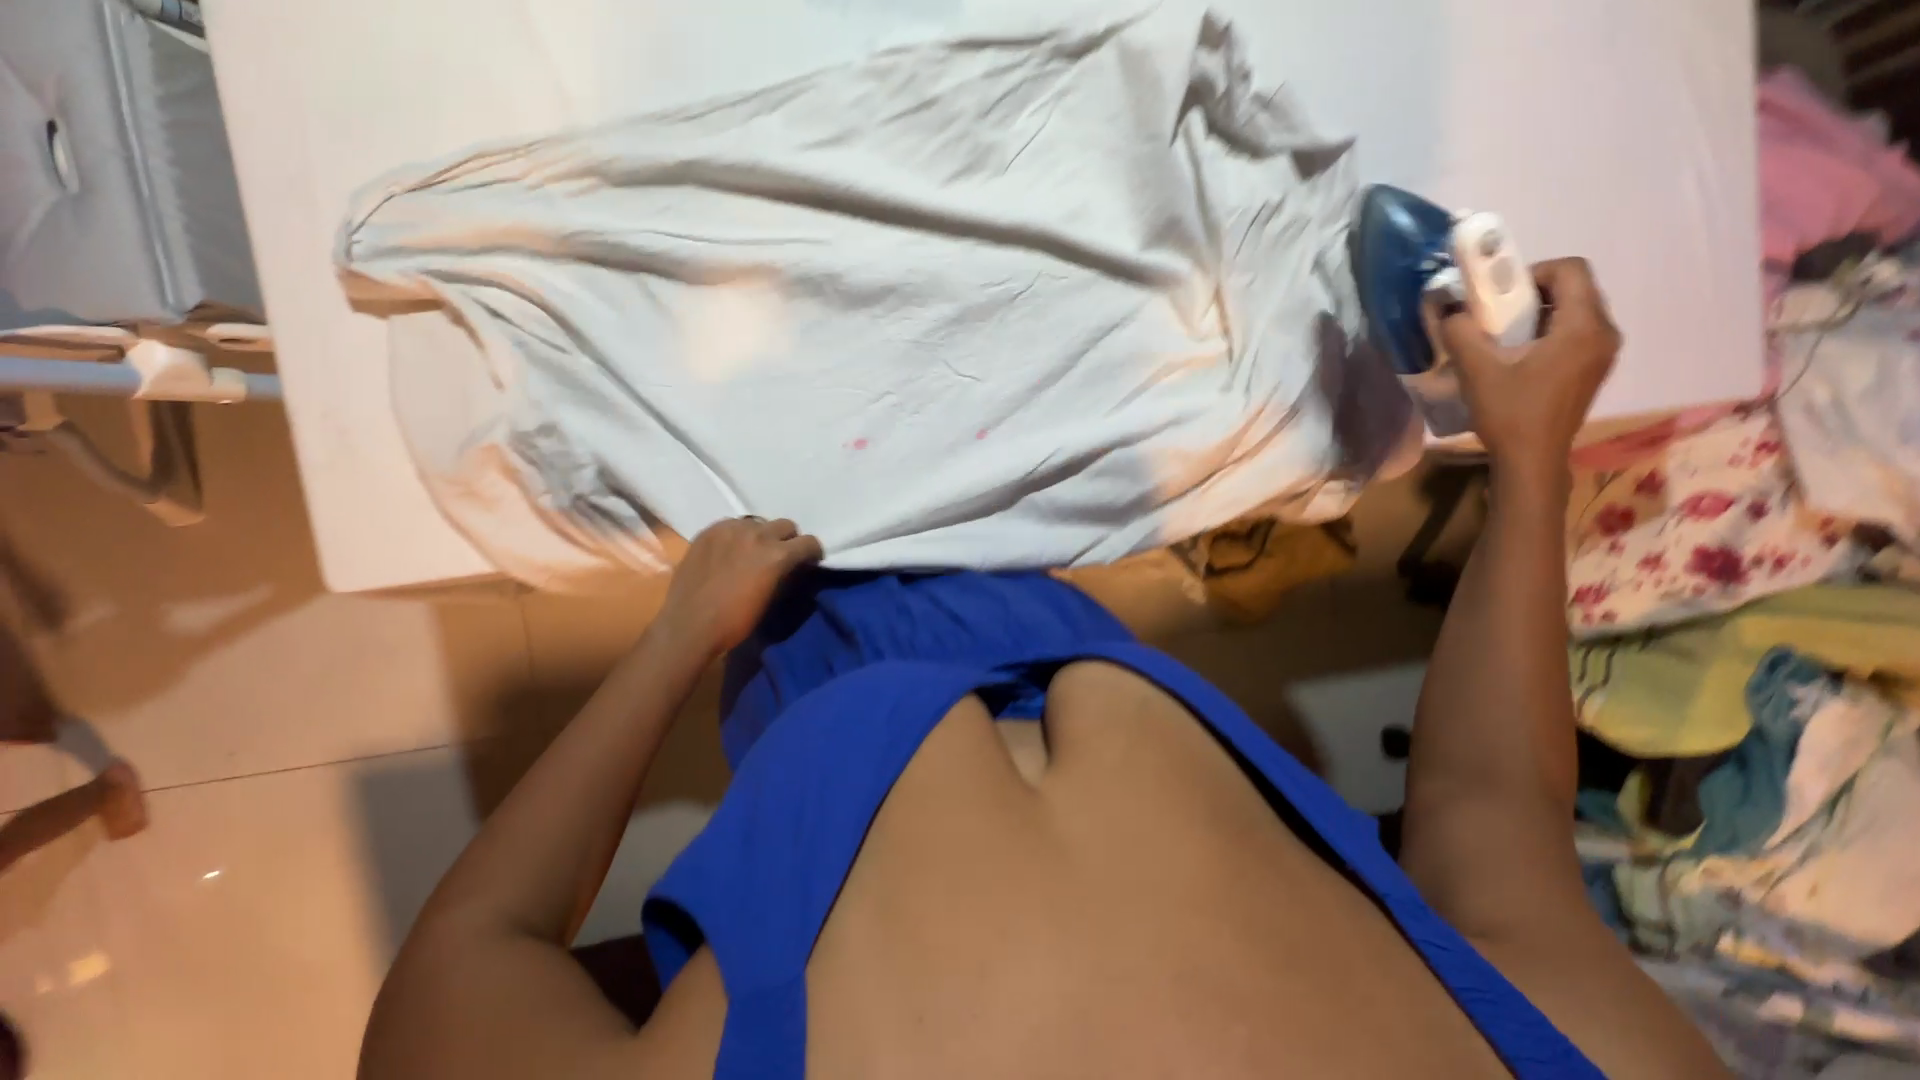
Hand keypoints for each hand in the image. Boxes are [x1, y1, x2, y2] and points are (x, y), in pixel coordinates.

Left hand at [656, 517, 822, 658]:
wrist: (689, 625)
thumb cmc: (735, 622)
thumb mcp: (771, 600)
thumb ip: (786, 576)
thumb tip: (793, 568)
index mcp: (776, 554)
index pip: (809, 542)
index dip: (811, 554)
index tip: (807, 563)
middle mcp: (756, 534)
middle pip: (785, 525)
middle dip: (788, 540)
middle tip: (779, 557)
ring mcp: (729, 529)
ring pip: (758, 522)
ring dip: (761, 535)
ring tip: (751, 553)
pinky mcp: (708, 531)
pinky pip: (732, 524)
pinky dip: (737, 535)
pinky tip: (729, 552)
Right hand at [1437, 258, 1620, 482]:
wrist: (1532, 460)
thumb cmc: (1510, 413)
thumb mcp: (1477, 369)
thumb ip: (1461, 331)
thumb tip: (1450, 310)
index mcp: (1583, 326)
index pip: (1571, 269)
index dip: (1533, 271)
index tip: (1500, 294)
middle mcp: (1604, 332)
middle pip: (1576, 287)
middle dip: (1534, 290)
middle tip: (1498, 312)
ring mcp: (1603, 352)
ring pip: (1576, 309)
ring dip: (1540, 311)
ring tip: (1505, 334)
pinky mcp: (1594, 369)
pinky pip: (1577, 331)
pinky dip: (1549, 330)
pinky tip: (1520, 354)